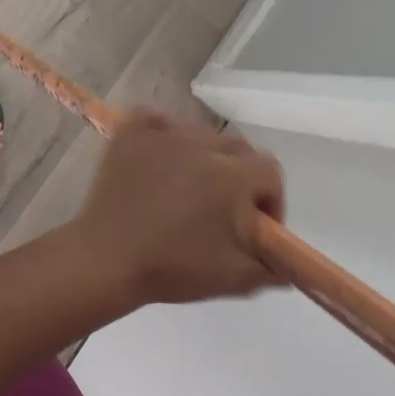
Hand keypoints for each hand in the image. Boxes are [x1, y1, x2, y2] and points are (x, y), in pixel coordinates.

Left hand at [67, 110, 284, 308]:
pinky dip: (164, 131)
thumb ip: (274, 264)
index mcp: (231, 175)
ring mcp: (160, 134)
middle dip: (240, 175)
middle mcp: (199, 144)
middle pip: (236, 148)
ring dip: (204, 155)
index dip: (271, 198)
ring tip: (190, 186)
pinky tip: (162, 155)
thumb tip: (285, 257)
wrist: (109, 257)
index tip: (257, 224)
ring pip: (198, 132)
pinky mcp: (128, 133)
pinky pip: (155, 118)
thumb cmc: (175, 267)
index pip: (269, 170)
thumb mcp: (239, 277)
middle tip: (224, 208)